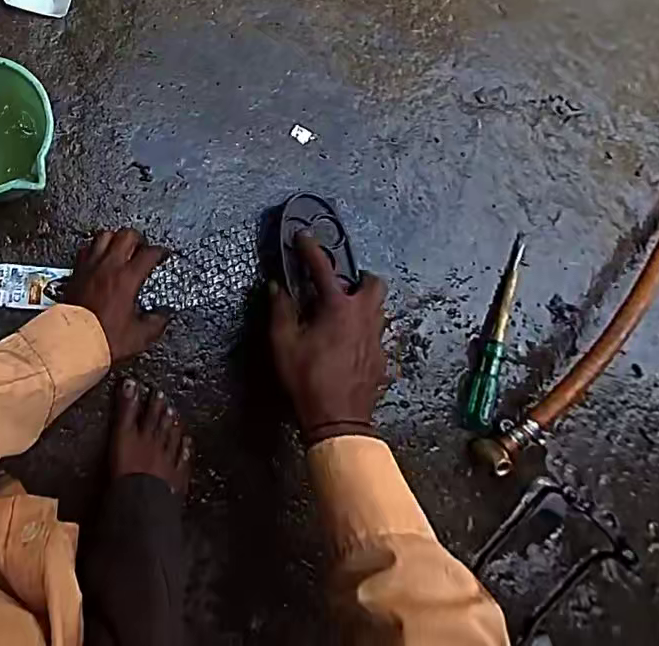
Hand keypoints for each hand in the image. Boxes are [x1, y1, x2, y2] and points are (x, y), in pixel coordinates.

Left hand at [65, 228, 170, 361]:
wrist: (71, 341)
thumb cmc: (102, 338)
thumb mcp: (139, 336)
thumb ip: (156, 323)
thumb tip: (162, 316)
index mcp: (127, 278)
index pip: (148, 254)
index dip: (160, 251)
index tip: (163, 254)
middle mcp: (108, 266)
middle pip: (126, 235)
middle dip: (138, 238)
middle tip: (142, 247)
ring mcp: (90, 265)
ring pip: (104, 235)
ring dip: (115, 238)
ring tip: (121, 246)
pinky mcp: (76, 270)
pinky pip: (86, 248)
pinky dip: (95, 248)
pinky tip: (98, 256)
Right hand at [269, 232, 388, 441]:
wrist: (338, 421)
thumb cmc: (306, 378)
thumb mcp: (282, 341)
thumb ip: (280, 309)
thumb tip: (277, 287)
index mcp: (337, 308)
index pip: (323, 269)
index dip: (311, 250)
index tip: (304, 237)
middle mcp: (363, 318)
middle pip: (373, 284)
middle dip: (358, 277)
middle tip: (339, 282)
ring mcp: (377, 340)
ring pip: (379, 309)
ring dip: (363, 302)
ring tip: (341, 310)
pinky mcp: (381, 360)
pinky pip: (376, 334)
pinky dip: (363, 329)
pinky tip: (346, 342)